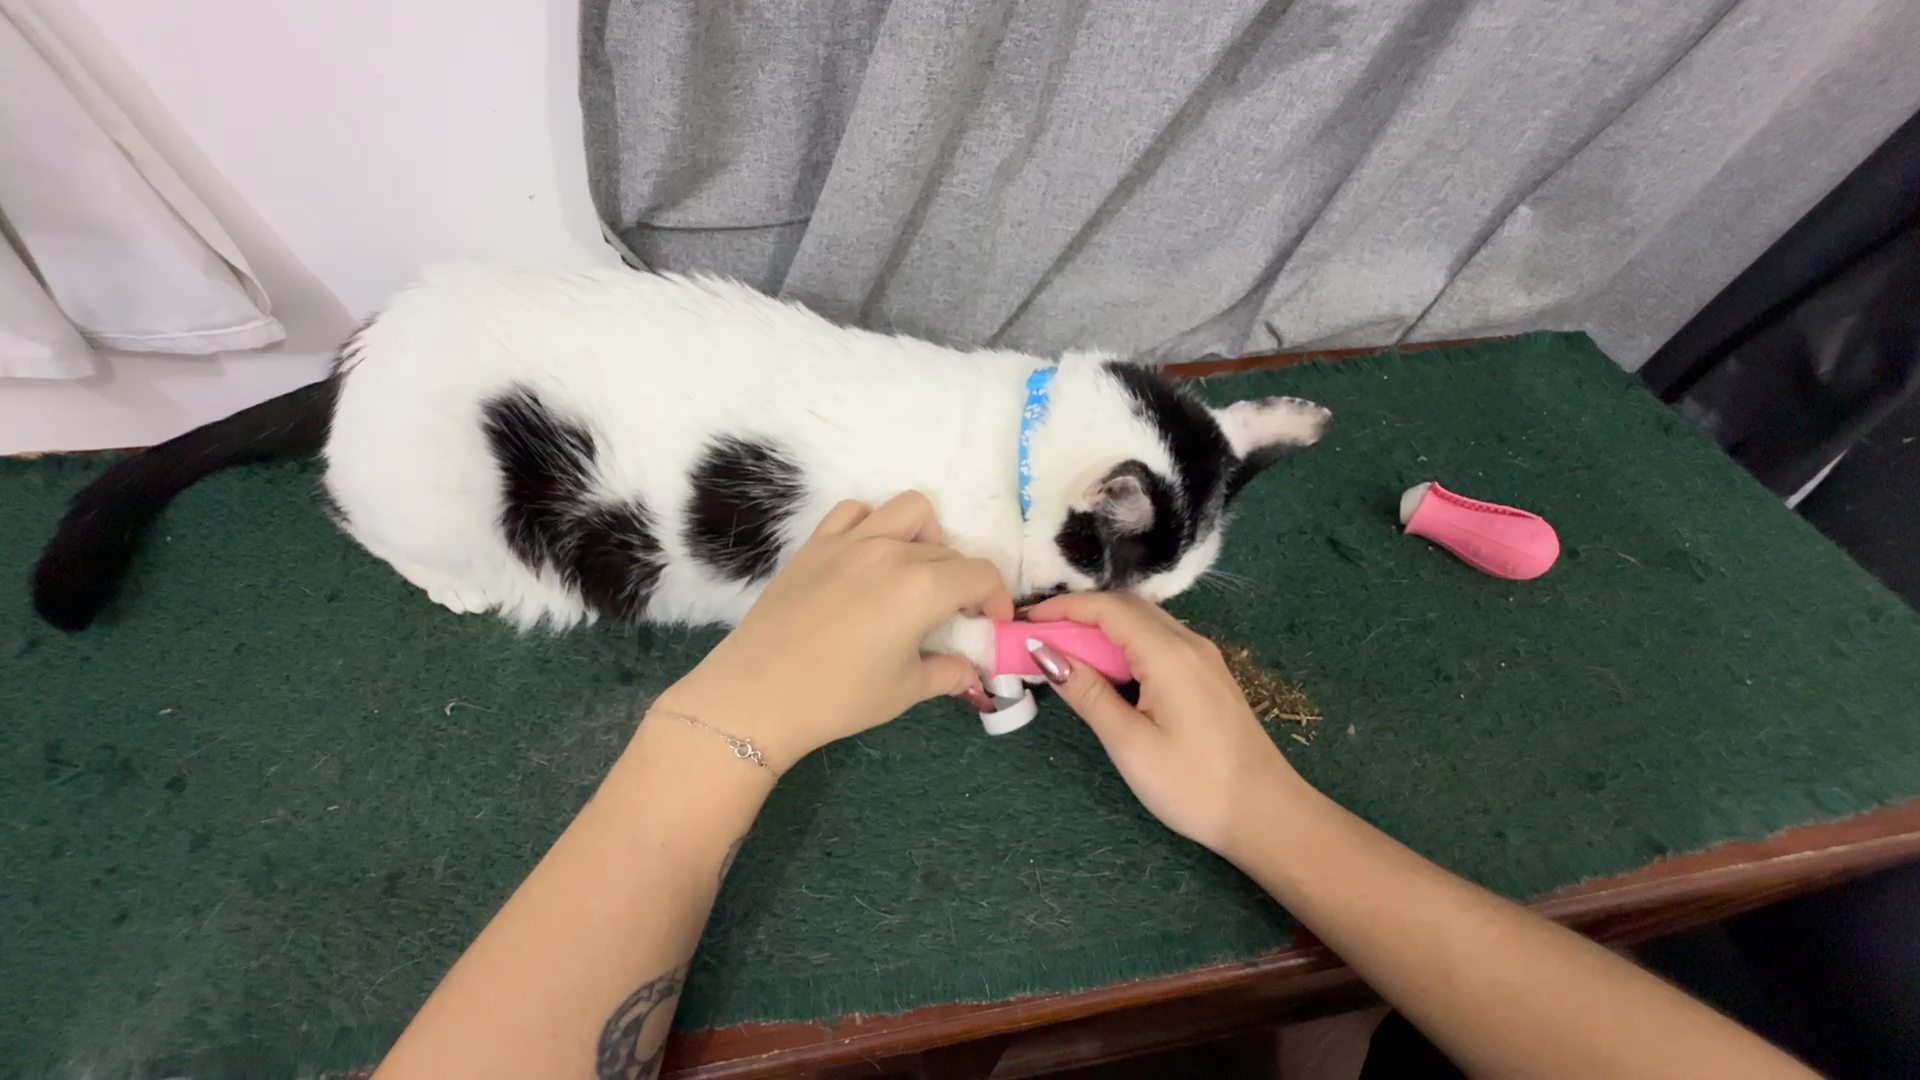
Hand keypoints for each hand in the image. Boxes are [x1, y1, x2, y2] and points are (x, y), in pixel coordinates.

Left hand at [657, 492, 1013, 771]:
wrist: (758, 695)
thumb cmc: (839, 697)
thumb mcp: (905, 691)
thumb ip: (949, 673)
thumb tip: (972, 673)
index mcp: (924, 587)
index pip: (981, 574)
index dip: (996, 598)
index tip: (991, 621)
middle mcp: (893, 551)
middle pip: (949, 549)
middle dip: (963, 580)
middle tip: (952, 614)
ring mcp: (852, 541)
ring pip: (909, 509)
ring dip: (926, 536)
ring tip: (915, 571)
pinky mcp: (817, 543)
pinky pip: (855, 511)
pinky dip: (872, 525)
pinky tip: (868, 557)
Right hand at [1023, 591, 1304, 856]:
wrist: (1267, 815)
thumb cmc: (1193, 785)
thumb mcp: (1131, 743)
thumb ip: (1088, 693)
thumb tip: (1044, 653)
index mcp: (1168, 654)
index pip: (1107, 609)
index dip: (1062, 608)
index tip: (1024, 620)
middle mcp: (1188, 642)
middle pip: (1125, 607)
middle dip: (1078, 614)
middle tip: (1037, 638)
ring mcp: (1202, 656)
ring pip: (1143, 622)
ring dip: (1100, 628)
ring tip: (1063, 653)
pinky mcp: (1207, 674)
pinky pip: (1158, 640)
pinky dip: (1123, 643)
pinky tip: (1107, 670)